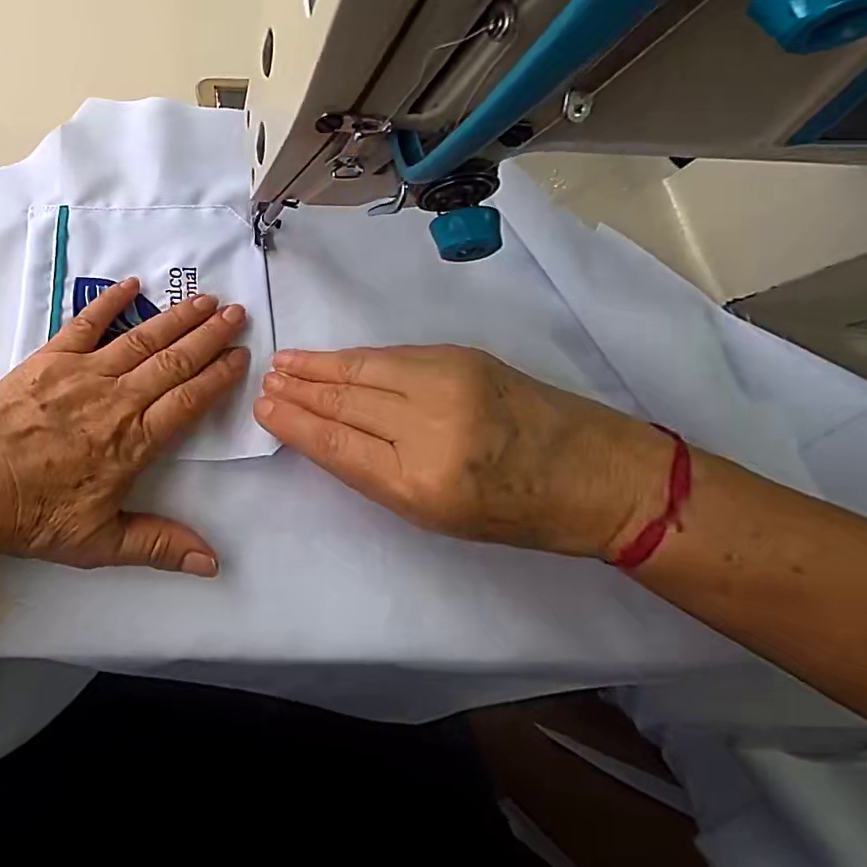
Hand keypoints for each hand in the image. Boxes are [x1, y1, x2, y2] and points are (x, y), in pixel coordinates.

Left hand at [0, 278, 250, 576]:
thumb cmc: (32, 514)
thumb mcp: (98, 543)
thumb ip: (157, 544)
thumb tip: (213, 563)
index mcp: (133, 444)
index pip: (189, 402)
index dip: (219, 377)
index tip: (242, 357)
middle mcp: (116, 401)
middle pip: (173, 362)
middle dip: (209, 337)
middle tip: (236, 314)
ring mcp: (82, 374)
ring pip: (140, 338)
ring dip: (175, 317)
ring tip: (204, 301)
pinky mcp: (49, 359)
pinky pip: (86, 323)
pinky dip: (109, 302)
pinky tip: (131, 285)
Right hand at [252, 345, 673, 558]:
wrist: (603, 476)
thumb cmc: (512, 511)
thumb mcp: (431, 511)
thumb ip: (369, 469)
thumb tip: (316, 431)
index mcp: (421, 482)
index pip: (335, 443)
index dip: (292, 422)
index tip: (262, 407)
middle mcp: (431, 428)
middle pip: (342, 401)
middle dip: (297, 391)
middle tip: (266, 382)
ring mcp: (449, 385)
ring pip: (360, 369)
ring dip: (315, 366)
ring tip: (283, 363)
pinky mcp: (463, 357)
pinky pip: (388, 355)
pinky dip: (351, 358)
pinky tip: (328, 359)